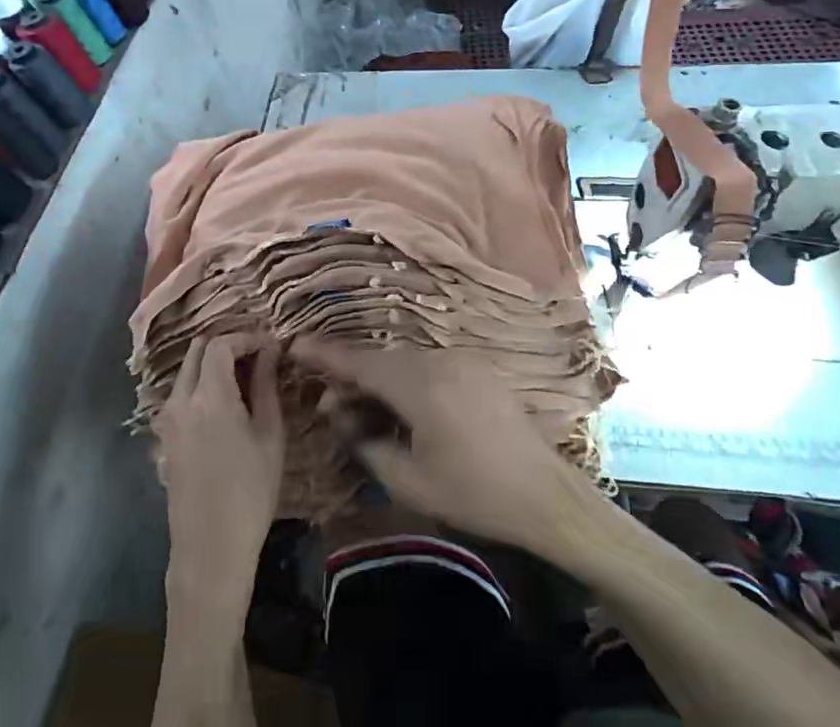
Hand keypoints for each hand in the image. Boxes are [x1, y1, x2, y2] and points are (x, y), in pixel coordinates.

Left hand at [154, 334, 284, 594]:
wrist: (210, 546)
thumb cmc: (251, 490)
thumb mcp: (269, 433)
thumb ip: (266, 385)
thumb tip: (270, 350)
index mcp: (208, 396)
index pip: (220, 344)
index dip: (247, 337)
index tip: (272, 346)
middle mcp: (179, 400)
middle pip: (198, 351)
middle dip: (229, 345)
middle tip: (260, 356)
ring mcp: (166, 419)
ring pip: (188, 371)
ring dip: (215, 364)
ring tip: (248, 378)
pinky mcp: (164, 436)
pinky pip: (182, 394)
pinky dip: (203, 384)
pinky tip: (229, 402)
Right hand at [294, 339, 601, 554]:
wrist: (544, 494)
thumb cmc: (474, 494)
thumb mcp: (408, 481)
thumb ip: (366, 442)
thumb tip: (339, 413)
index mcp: (422, 386)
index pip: (362, 363)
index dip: (326, 355)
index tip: (295, 344)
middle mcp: (442, 361)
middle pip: (384, 359)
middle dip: (352, 375)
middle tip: (329, 403)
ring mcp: (465, 362)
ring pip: (407, 361)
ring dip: (381, 379)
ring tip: (361, 410)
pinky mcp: (480, 370)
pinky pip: (430, 366)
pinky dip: (407, 380)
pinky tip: (400, 406)